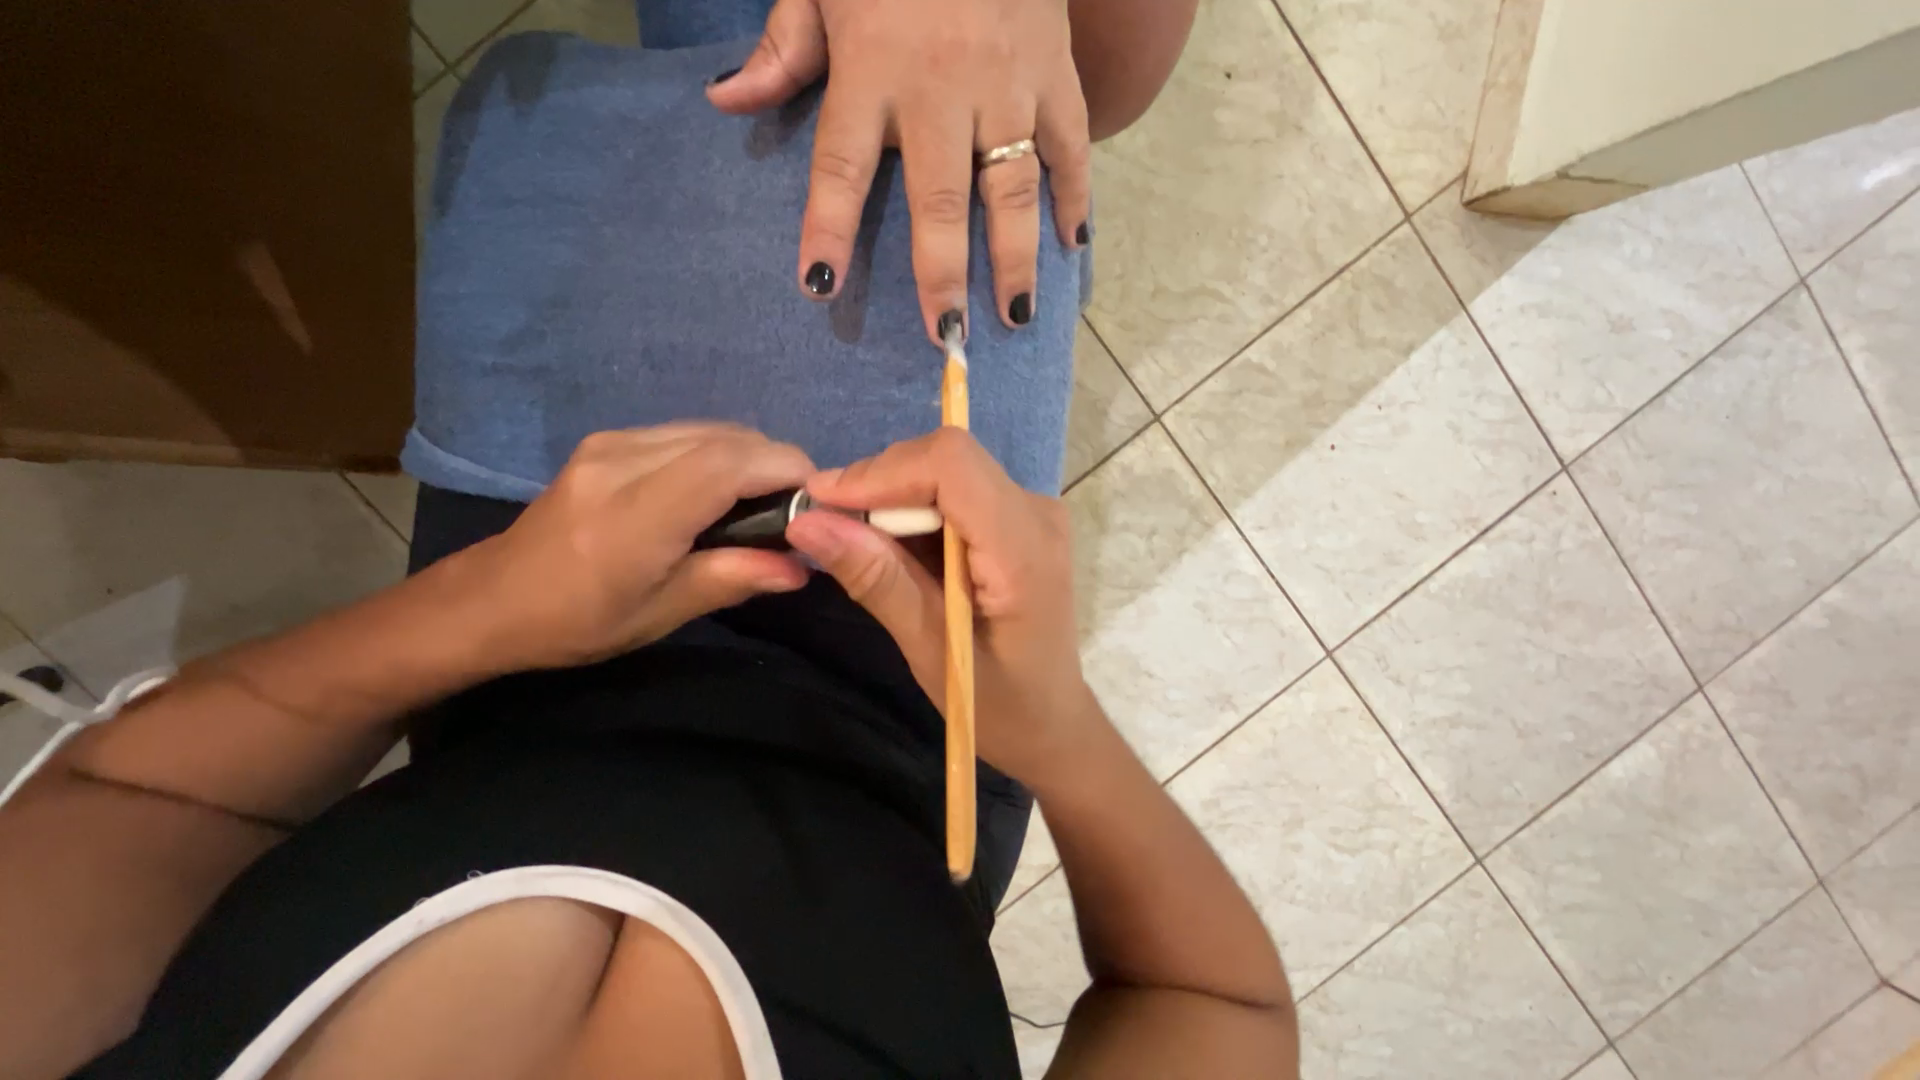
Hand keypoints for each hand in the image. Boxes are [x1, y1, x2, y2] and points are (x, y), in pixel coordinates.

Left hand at [456, 424, 813, 670]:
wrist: (492, 599)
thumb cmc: (577, 622)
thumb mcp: (659, 613)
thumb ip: (732, 579)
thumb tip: (801, 567)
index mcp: (634, 517)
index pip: (727, 464)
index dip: (784, 469)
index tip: (818, 499)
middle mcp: (622, 462)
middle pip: (726, 438)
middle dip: (775, 464)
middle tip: (796, 510)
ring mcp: (611, 444)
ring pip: (709, 430)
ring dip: (749, 457)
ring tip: (763, 502)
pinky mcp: (607, 440)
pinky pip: (685, 434)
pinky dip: (720, 454)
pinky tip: (721, 491)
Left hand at [706, 0, 1092, 341]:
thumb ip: (783, 49)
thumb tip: (726, 101)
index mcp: (874, 67)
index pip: (842, 164)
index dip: (829, 228)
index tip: (819, 287)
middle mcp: (941, 87)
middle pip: (940, 197)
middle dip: (942, 272)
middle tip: (945, 336)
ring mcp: (1007, 83)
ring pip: (1013, 184)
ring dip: (1016, 255)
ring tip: (1015, 315)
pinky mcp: (1055, 71)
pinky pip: (1071, 143)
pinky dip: (1074, 193)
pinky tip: (1073, 242)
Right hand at [785, 429, 1100, 785]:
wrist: (1052, 722)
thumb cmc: (998, 704)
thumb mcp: (931, 649)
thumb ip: (877, 579)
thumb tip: (808, 522)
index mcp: (1023, 549)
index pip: (952, 465)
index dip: (882, 472)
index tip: (823, 503)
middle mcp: (1036, 513)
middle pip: (947, 461)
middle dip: (880, 486)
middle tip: (828, 527)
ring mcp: (1032, 512)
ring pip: (948, 471)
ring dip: (893, 501)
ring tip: (856, 545)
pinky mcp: (1019, 520)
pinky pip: (957, 492)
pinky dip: (915, 514)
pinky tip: (895, 553)